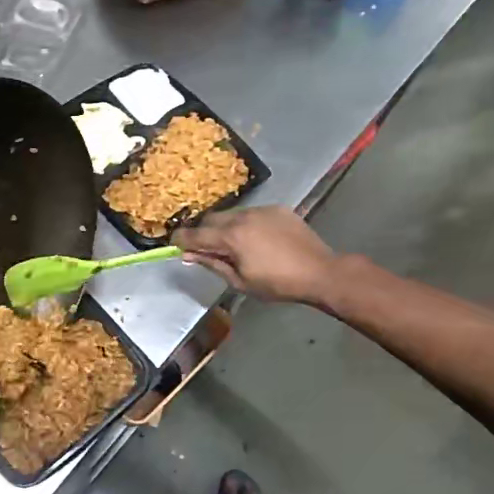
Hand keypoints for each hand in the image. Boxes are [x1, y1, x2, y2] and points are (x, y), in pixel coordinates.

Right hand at [173, 207, 342, 304]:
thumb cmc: (277, 284)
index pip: (195, 234)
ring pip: (231, 214)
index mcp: (231, 237)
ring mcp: (262, 210)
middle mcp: (243, 216)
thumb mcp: (239, 281)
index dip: (180, 239)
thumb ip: (212, 264)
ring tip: (233, 245)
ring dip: (225, 227)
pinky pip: (252, 213)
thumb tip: (188, 255)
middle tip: (205, 249)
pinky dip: (245, 224)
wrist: (319, 271)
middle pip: (211, 219)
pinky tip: (255, 239)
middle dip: (203, 232)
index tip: (174, 244)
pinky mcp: (277, 209)